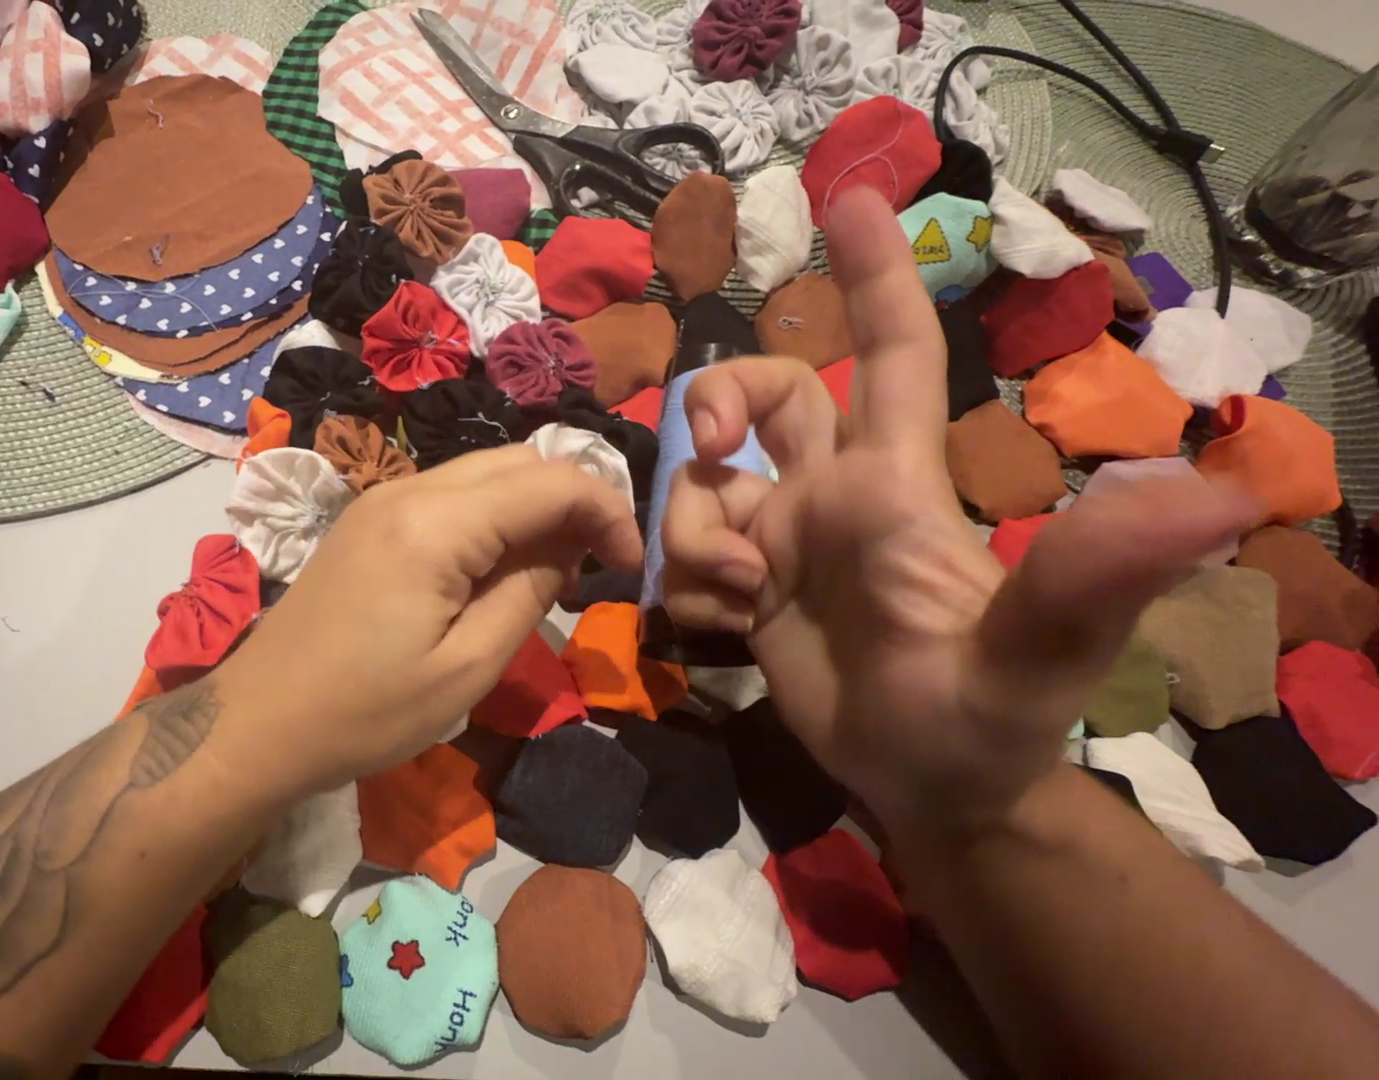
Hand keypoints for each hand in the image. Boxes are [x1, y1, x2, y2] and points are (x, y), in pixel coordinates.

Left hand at [213, 445, 642, 796]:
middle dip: (573, 501)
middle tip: (592, 570)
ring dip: (532, 508)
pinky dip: (491, 517)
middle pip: (519, 461)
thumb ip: (528, 591)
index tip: (628, 567)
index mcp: (435, 524)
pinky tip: (495, 570)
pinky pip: (450, 496)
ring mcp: (382, 500)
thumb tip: (569, 543)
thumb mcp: (467, 668)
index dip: (606, 512)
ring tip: (549, 576)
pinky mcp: (368, 520)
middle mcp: (408, 490)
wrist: (260, 722)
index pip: (551, 480)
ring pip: (485, 473)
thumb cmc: (366, 713)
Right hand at [661, 186, 1255, 840]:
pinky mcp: (735, 582)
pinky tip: (721, 626)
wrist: (916, 785)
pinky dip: (685, 584)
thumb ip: (1080, 587)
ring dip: (692, 533)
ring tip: (736, 597)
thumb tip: (1213, 497)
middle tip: (706, 450)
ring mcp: (773, 539)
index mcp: (888, 485)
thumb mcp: (1029, 664)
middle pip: (760, 397)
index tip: (848, 199)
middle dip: (716, 401)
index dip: (873, 277)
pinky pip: (680, 552)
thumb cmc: (981, 720)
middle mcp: (825, 495)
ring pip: (699, 486)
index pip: (885, 358)